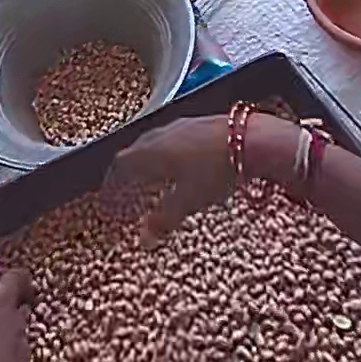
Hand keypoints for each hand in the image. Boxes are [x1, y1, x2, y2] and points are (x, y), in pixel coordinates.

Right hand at [107, 114, 239, 243]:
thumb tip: (143, 239)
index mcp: (152, 150)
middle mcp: (163, 133)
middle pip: (138, 149)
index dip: (113, 179)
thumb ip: (163, 220)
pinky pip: (176, 137)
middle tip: (128, 183)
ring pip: (158, 140)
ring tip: (154, 174)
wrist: (250, 139)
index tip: (109, 192)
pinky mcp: (202, 122)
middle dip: (131, 167)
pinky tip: (183, 162)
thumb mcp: (187, 201)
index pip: (122, 162)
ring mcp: (184, 124)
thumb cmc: (215, 170)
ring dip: (151, 158)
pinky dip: (170, 151)